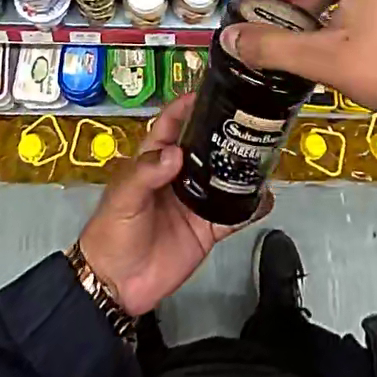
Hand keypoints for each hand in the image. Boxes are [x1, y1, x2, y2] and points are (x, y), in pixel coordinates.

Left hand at [76, 93, 269, 315]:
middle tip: (248, 120)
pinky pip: (234, 215)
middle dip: (224, 132)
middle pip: (204, 147)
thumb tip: (174, 152)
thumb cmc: (110, 232)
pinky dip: (251, 207)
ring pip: (224, 178)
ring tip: (265, 153)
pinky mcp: (206, 229)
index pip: (171, 125)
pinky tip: (265, 198)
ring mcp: (194, 202)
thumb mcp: (123, 196)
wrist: (117, 284)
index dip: (187, 106)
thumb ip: (146, 173)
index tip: (207, 92)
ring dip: (242, 168)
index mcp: (154, 160)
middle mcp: (178, 176)